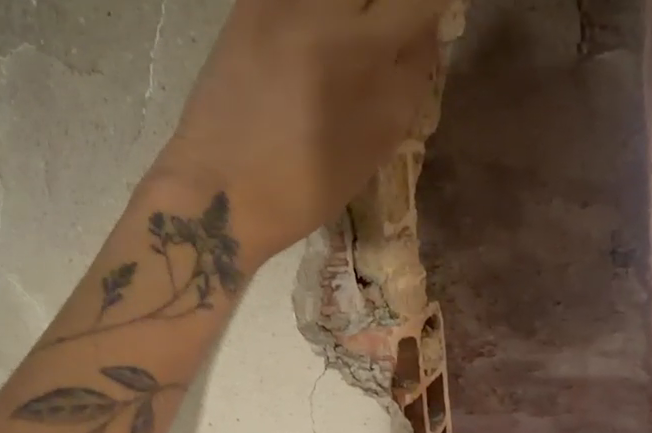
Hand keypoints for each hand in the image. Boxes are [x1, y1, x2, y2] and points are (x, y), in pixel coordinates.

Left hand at [149, 0, 445, 264]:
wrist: (220, 194)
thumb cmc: (305, 188)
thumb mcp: (376, 145)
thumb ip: (410, 79)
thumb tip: (423, 31)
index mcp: (369, 54)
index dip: (430, 4)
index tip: (430, 13)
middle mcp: (330, 13)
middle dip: (391, 4)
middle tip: (392, 23)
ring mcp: (285, 3)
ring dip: (354, 8)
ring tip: (353, 30)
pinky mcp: (249, 5)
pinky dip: (312, 10)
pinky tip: (312, 32)